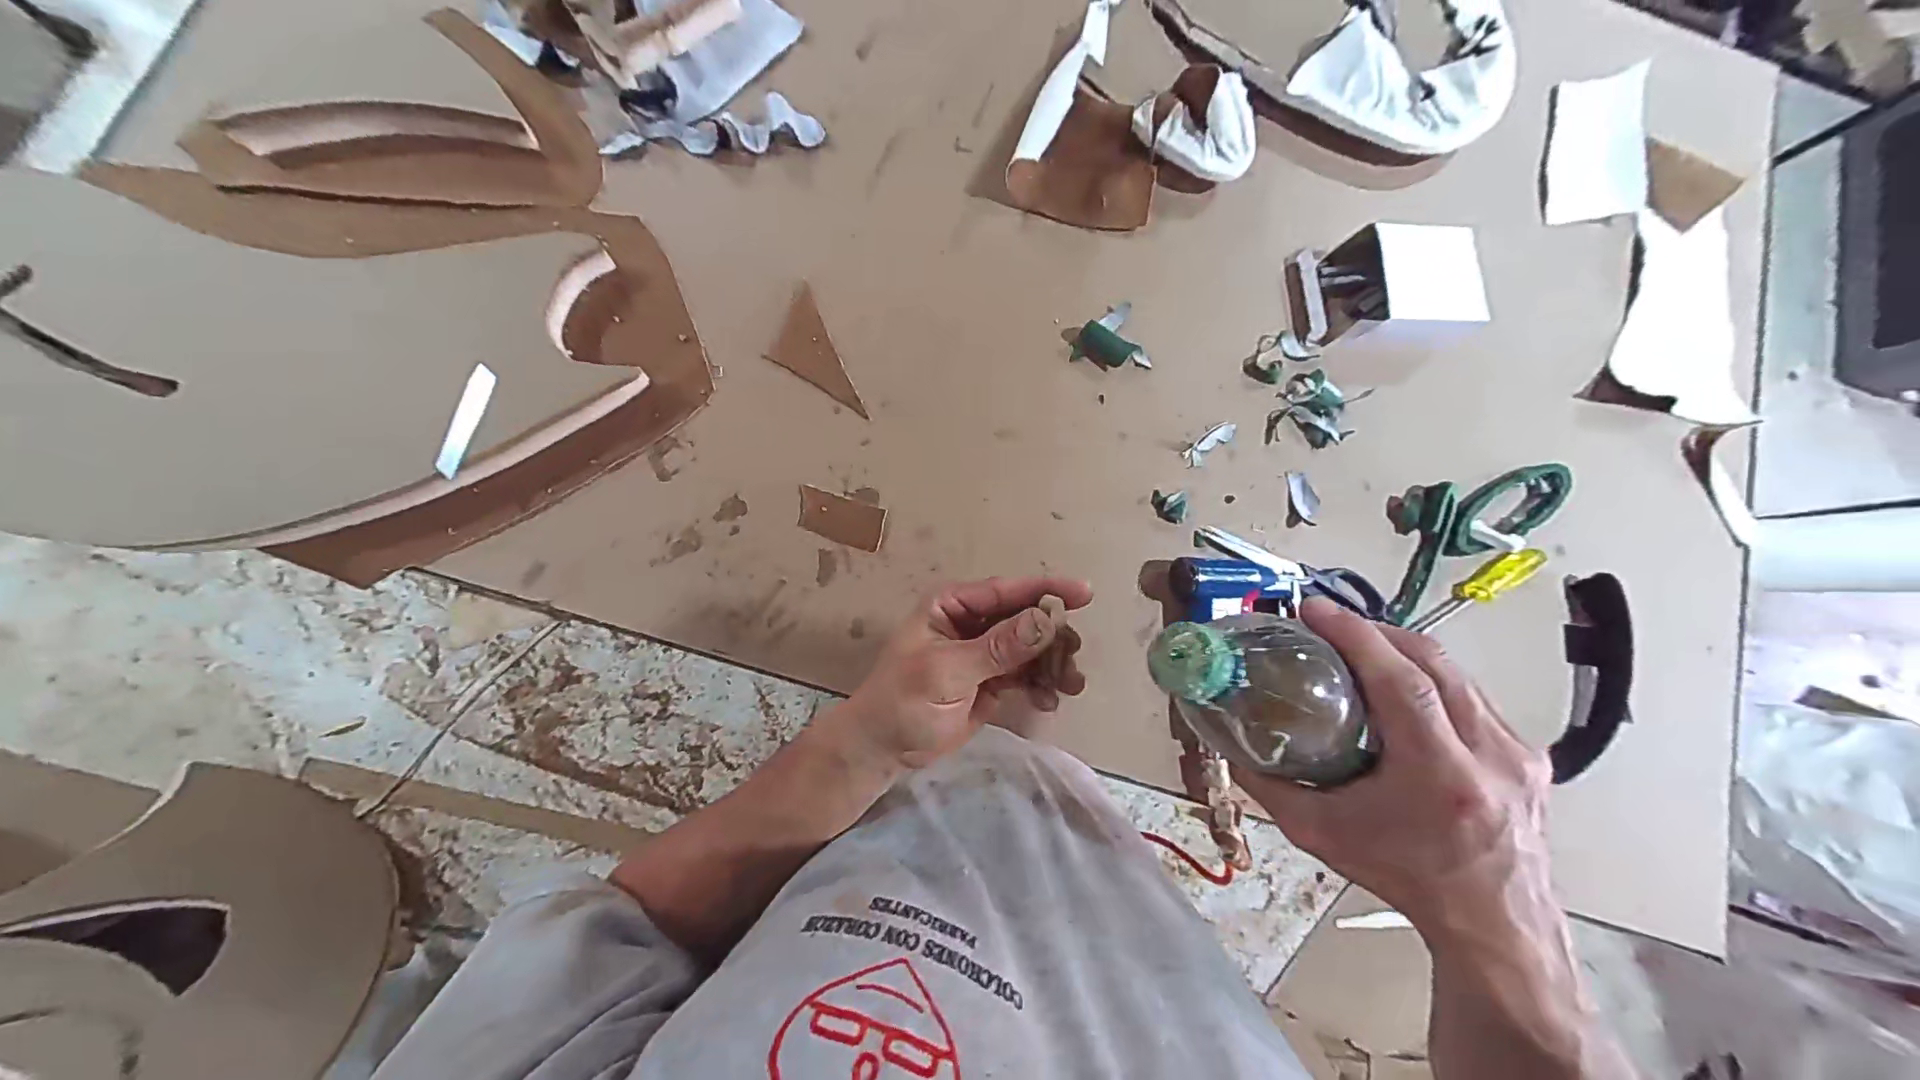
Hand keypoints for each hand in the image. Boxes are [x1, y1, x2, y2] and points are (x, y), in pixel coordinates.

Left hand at [832, 576, 1093, 770]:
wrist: (883, 749)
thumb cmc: (902, 702)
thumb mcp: (947, 672)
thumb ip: (996, 648)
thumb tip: (1045, 620)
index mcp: (951, 605)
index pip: (1005, 591)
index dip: (1045, 590)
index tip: (1085, 593)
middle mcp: (971, 622)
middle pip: (1025, 618)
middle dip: (1053, 635)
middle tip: (1074, 655)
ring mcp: (984, 652)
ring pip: (1031, 647)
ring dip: (1053, 662)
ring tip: (1070, 684)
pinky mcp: (992, 680)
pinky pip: (1027, 673)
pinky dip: (1042, 683)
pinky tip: (1049, 700)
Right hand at [1235, 597, 1554, 941]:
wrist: (1496, 925)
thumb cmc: (1405, 878)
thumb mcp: (1321, 835)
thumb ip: (1271, 787)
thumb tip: (1232, 746)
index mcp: (1441, 775)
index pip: (1402, 682)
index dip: (1356, 636)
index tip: (1315, 610)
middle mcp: (1489, 754)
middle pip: (1433, 662)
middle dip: (1374, 630)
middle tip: (1327, 621)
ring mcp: (1517, 751)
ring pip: (1456, 672)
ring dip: (1402, 648)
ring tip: (1357, 642)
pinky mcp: (1528, 753)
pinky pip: (1471, 693)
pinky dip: (1429, 674)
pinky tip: (1399, 680)